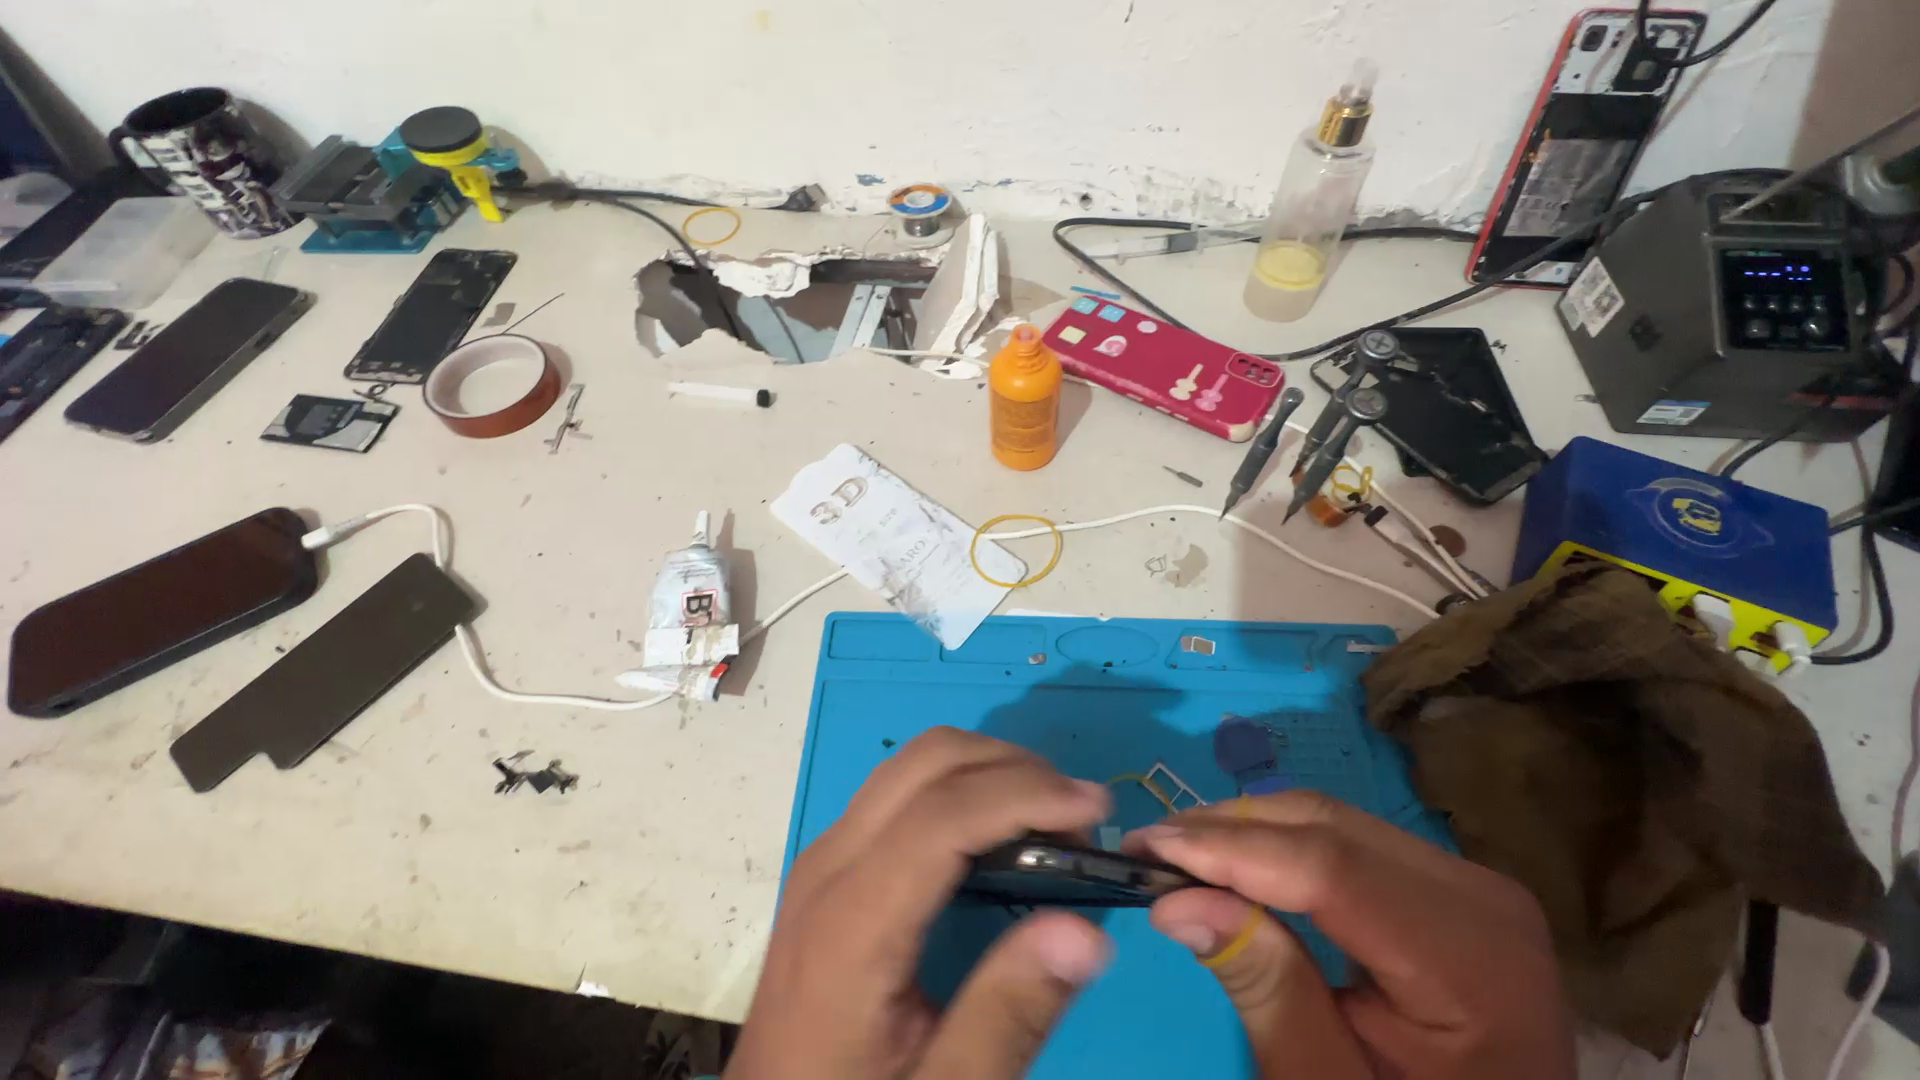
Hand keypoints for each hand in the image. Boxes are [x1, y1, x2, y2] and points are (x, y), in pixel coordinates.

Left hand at [727, 728, 1113, 1079]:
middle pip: (926, 762)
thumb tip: (1085, 931)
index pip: (942, 815)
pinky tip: (999, 828)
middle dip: (1014, 767)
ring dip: (988, 767)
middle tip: (1081, 815)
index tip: (1095, 808)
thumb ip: (1009, 1015)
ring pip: (912, 762)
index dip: (1023, 795)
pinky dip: (962, 783)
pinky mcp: (832, 859)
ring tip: (1051, 816)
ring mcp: (826, 854)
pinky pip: (900, 787)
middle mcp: (831, 864)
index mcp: (852, 921)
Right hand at [1128, 793, 1574, 1079]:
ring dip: (1245, 830)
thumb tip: (1176, 901)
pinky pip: (1344, 838)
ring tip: (1176, 854)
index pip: (1331, 867)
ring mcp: (1465, 881)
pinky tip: (1232, 862)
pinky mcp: (1441, 882)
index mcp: (1473, 958)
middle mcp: (1479, 894)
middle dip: (1227, 828)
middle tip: (1146, 849)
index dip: (1231, 848)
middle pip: (1328, 827)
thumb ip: (1265, 990)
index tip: (1146, 848)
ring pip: (1330, 820)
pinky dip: (1277, 844)